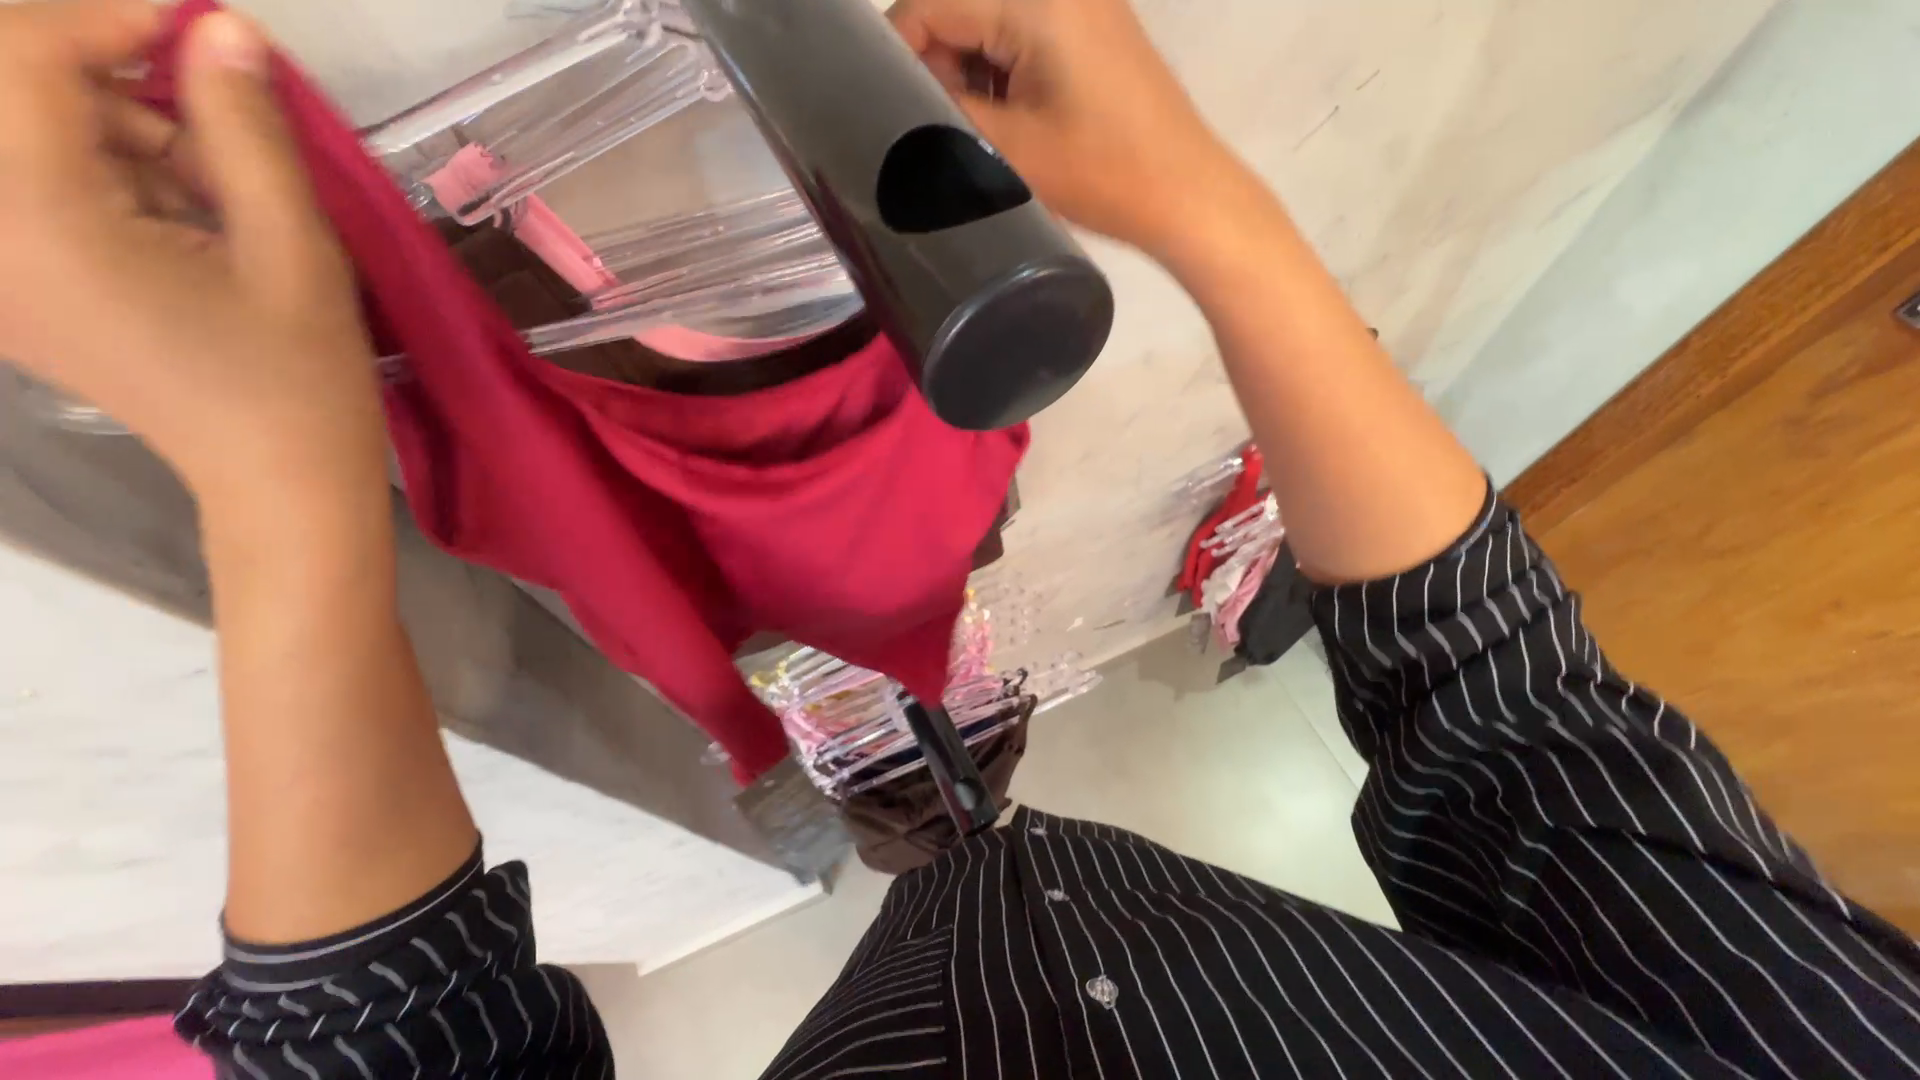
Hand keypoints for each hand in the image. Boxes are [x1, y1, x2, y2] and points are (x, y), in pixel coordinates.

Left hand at [0, 0, 382, 511]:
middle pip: (9, 92)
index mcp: (38, 220)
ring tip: (218, 199)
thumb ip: (248, 132)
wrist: (280, 481)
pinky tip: (182, 227)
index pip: (15, 55)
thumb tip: (223, 30)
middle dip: (114, 86)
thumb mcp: (295, 252)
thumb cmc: (302, 378)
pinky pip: (29, 191)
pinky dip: (102, 179)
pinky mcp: (9, 286)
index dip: (108, 20)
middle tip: (224, 138)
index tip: (205, 33)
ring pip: (22, 139)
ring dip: (116, 136)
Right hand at [888, 0, 1239, 256]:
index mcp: (1033, 0)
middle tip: (936, 129)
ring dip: (969, 72)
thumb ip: (942, 112)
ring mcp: (1081, 3)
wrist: (1185, 194)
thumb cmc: (1100, 173)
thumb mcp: (1008, 149)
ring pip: (989, 23)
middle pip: (960, 7)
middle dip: (937, 64)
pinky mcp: (1094, 28)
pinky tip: (1007, 120)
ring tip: (975, 132)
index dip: (896, 53)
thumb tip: (901, 96)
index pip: (928, 2)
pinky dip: (1002, 72)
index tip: (886, 112)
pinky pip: (1023, 35)